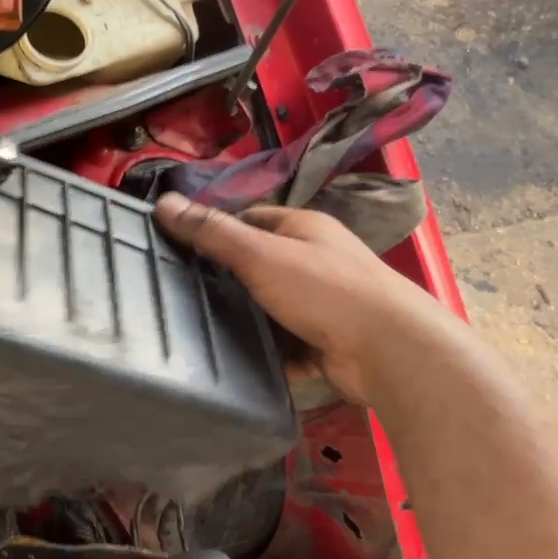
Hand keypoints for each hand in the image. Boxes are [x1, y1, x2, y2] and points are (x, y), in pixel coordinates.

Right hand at [152, 192, 464, 405]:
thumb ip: (210, 230)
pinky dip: (261, 349)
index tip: (178, 249)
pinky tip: (230, 357)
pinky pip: (280, 342)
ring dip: (241, 317)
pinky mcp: (325, 342)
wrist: (395, 356)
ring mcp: (324, 303)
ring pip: (266, 305)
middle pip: (255, 264)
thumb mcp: (258, 253)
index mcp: (305, 229)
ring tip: (195, 325)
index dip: (214, 231)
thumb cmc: (327, 291)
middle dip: (223, 279)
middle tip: (179, 290)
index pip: (248, 220)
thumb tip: (162, 202)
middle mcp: (317, 261)